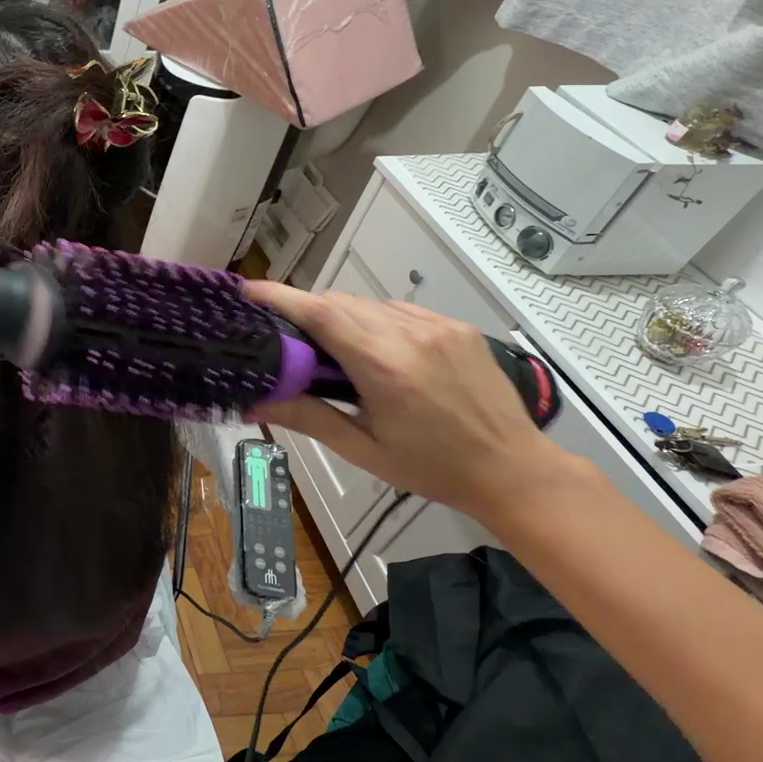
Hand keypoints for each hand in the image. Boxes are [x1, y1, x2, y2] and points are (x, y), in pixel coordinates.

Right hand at [244, 281, 572, 519]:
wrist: (514, 470)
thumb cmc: (432, 468)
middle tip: (292, 345)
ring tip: (339, 356)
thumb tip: (253, 402)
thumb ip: (306, 417)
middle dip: (307, 314)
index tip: (248, 291)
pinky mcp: (455, 327)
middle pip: (339, 303)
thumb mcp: (362, 449)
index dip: (280, 297)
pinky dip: (376, 323)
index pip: (321, 314)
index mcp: (384, 366)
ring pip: (367, 304)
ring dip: (342, 319)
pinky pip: (398, 310)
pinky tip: (380, 354)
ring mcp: (437, 326)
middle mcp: (410, 335)